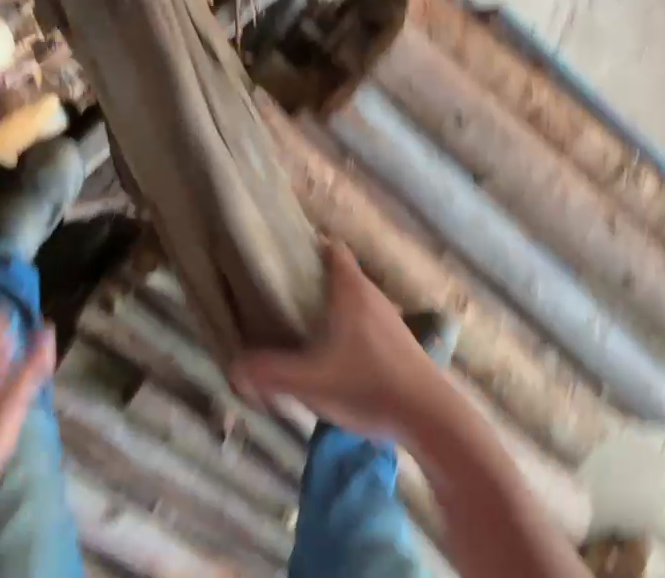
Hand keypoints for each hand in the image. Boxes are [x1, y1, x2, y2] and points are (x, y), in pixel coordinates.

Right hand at [228, 242, 451, 442]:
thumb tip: (234, 366)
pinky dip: (347, 327)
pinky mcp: (399, 344)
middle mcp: (373, 297)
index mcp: (352, 291)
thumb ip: (270, 373)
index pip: (332, 249)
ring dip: (330, 307)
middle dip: (311, 280)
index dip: (308, 246)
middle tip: (278, 293)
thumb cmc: (369, 386)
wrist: (430, 418)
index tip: (281, 255)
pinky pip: (366, 322)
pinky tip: (333, 354)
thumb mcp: (311, 382)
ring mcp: (390, 320)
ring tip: (300, 324)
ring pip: (354, 300)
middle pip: (340, 274)